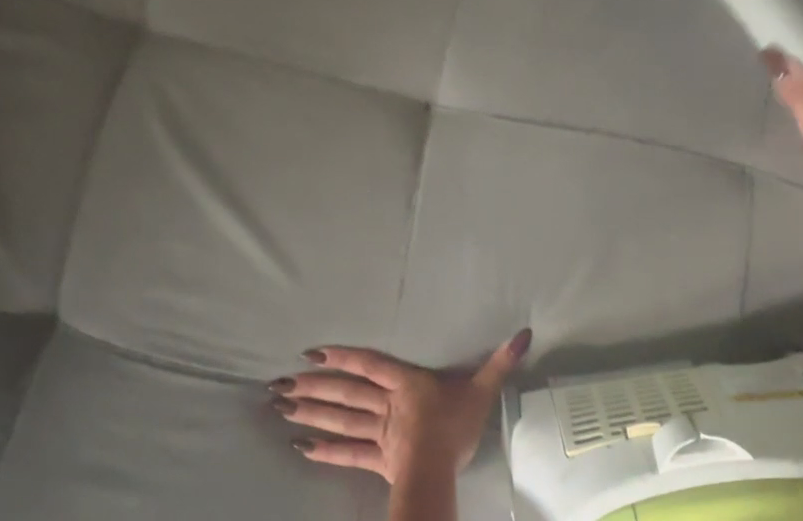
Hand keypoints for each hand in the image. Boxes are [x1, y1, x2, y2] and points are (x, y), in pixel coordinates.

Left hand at [271, 330, 531, 483]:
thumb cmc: (457, 425)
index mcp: (406, 383)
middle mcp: (387, 405)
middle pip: (346, 394)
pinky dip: (325, 451)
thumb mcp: (483, 388)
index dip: (342, 357)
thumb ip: (500, 361)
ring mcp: (380, 434)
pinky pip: (348, 454)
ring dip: (311, 413)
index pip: (369, 365)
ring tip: (279, 408)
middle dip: (312, 387)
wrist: (441, 469)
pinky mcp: (379, 460)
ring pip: (341, 420)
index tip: (311, 352)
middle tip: (277, 383)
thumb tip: (524, 333)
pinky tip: (300, 448)